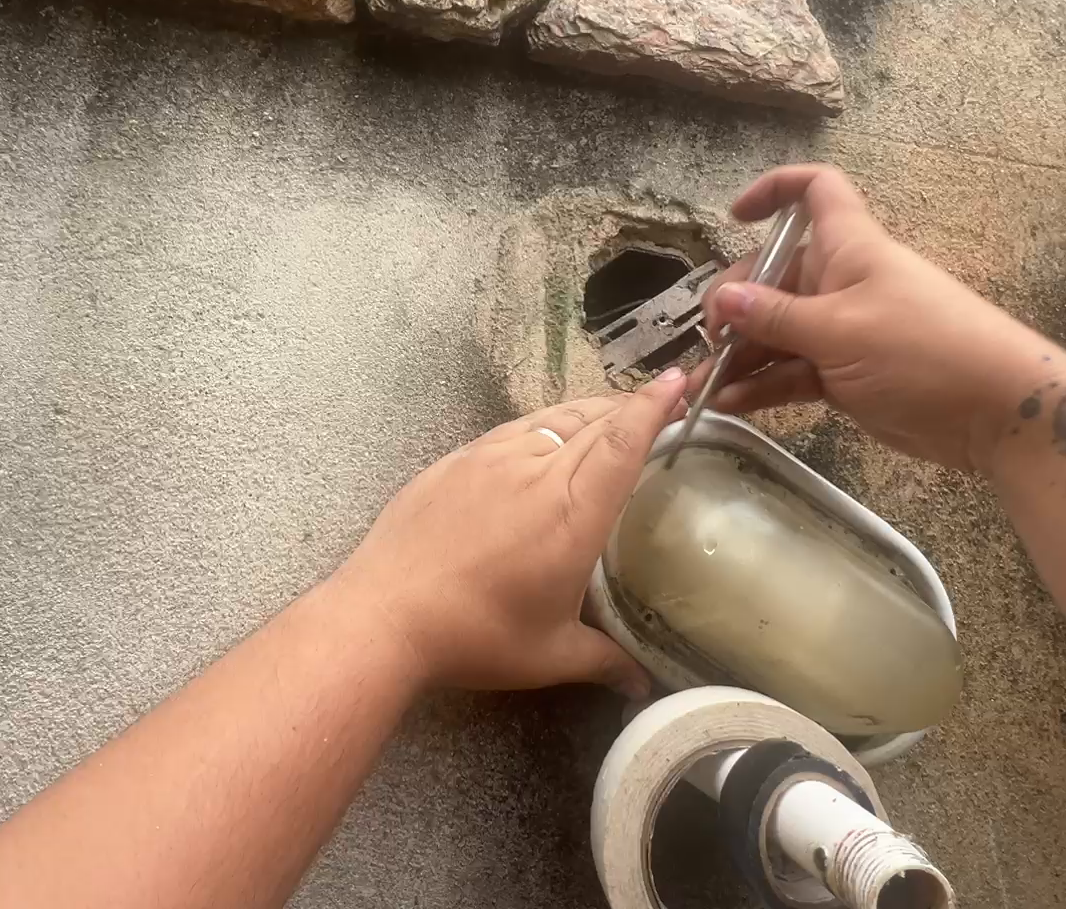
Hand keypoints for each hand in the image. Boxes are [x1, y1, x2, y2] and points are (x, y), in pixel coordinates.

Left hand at [326, 370, 689, 697]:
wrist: (386, 610)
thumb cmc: (476, 634)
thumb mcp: (549, 655)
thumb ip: (605, 661)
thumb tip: (644, 684)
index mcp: (572, 511)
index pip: (623, 442)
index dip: (655, 407)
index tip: (679, 380)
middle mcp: (537, 470)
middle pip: (594, 420)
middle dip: (630, 406)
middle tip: (657, 402)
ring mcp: (492, 457)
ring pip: (554, 417)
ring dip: (589, 411)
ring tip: (607, 414)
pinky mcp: (458, 458)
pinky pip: (514, 428)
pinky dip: (544, 424)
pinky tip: (543, 436)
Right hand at [696, 164, 1063, 469]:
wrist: (996, 416)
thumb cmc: (924, 351)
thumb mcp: (841, 329)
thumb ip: (776, 317)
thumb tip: (721, 300)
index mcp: (847, 249)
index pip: (814, 193)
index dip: (776, 190)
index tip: (737, 216)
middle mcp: (837, 283)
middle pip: (771, 278)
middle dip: (734, 307)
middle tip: (713, 341)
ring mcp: (837, 331)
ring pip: (773, 333)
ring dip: (738, 357)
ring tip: (705, 385)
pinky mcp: (840, 373)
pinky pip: (787, 372)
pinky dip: (759, 386)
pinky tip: (729, 403)